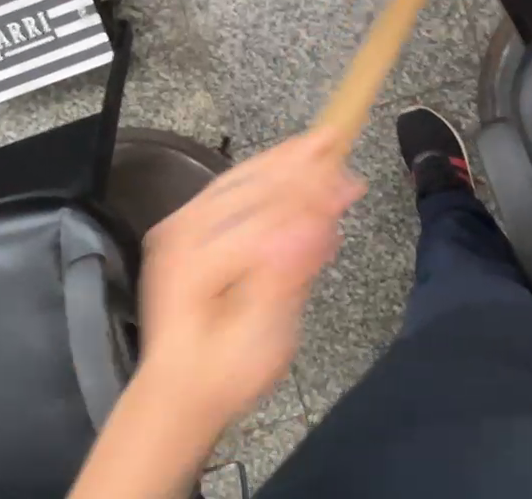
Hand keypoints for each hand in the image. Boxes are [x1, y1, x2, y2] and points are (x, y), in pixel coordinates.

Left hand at [136, 129, 363, 429]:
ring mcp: (182, 224)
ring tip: (324, 140)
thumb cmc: (225, 373)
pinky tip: (293, 161)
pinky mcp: (189, 223)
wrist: (179, 390)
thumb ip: (284, 280)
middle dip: (303, 168)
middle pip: (252, 187)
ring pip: (242, 178)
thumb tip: (310, 229)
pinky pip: (233, 185)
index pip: (264, 216)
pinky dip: (269, 170)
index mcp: (195, 262)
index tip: (351, 186)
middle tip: (344, 147)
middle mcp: (182, 232)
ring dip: (287, 159)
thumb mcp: (262, 340)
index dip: (311, 197)